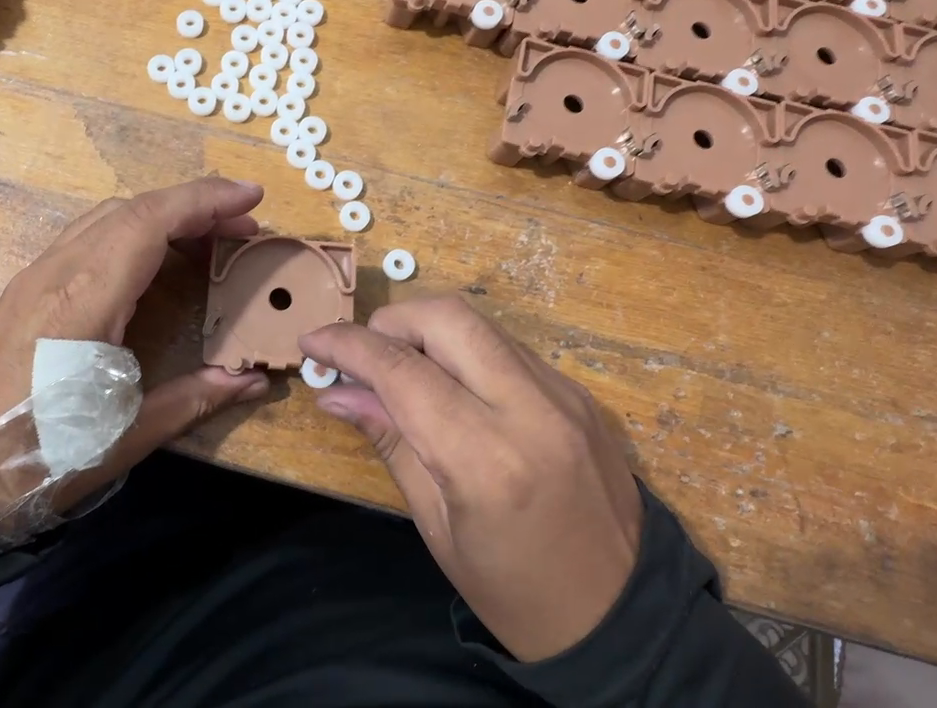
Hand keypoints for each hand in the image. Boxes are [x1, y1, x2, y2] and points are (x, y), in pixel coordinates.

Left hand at [0, 177, 271, 536]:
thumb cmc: (36, 455)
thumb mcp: (123, 436)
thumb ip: (194, 399)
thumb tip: (253, 380)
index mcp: (84, 300)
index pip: (149, 221)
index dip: (205, 200)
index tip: (253, 196)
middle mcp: (57, 272)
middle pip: (131, 210)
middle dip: (194, 207)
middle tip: (244, 227)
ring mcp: (35, 275)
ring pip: (105, 219)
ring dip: (161, 217)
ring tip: (209, 242)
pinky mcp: (25, 289)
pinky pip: (86, 238)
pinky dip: (131, 233)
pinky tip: (153, 263)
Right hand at [300, 297, 642, 661]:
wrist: (624, 619)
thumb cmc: (514, 592)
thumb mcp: (437, 528)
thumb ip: (390, 441)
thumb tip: (336, 392)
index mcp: (486, 459)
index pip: (401, 371)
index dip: (347, 346)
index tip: (311, 341)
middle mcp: (530, 410)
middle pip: (446, 318)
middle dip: (391, 321)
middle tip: (362, 354)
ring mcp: (563, 396)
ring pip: (479, 325)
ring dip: (427, 331)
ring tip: (399, 369)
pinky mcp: (579, 395)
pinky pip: (508, 349)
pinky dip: (465, 351)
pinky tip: (450, 386)